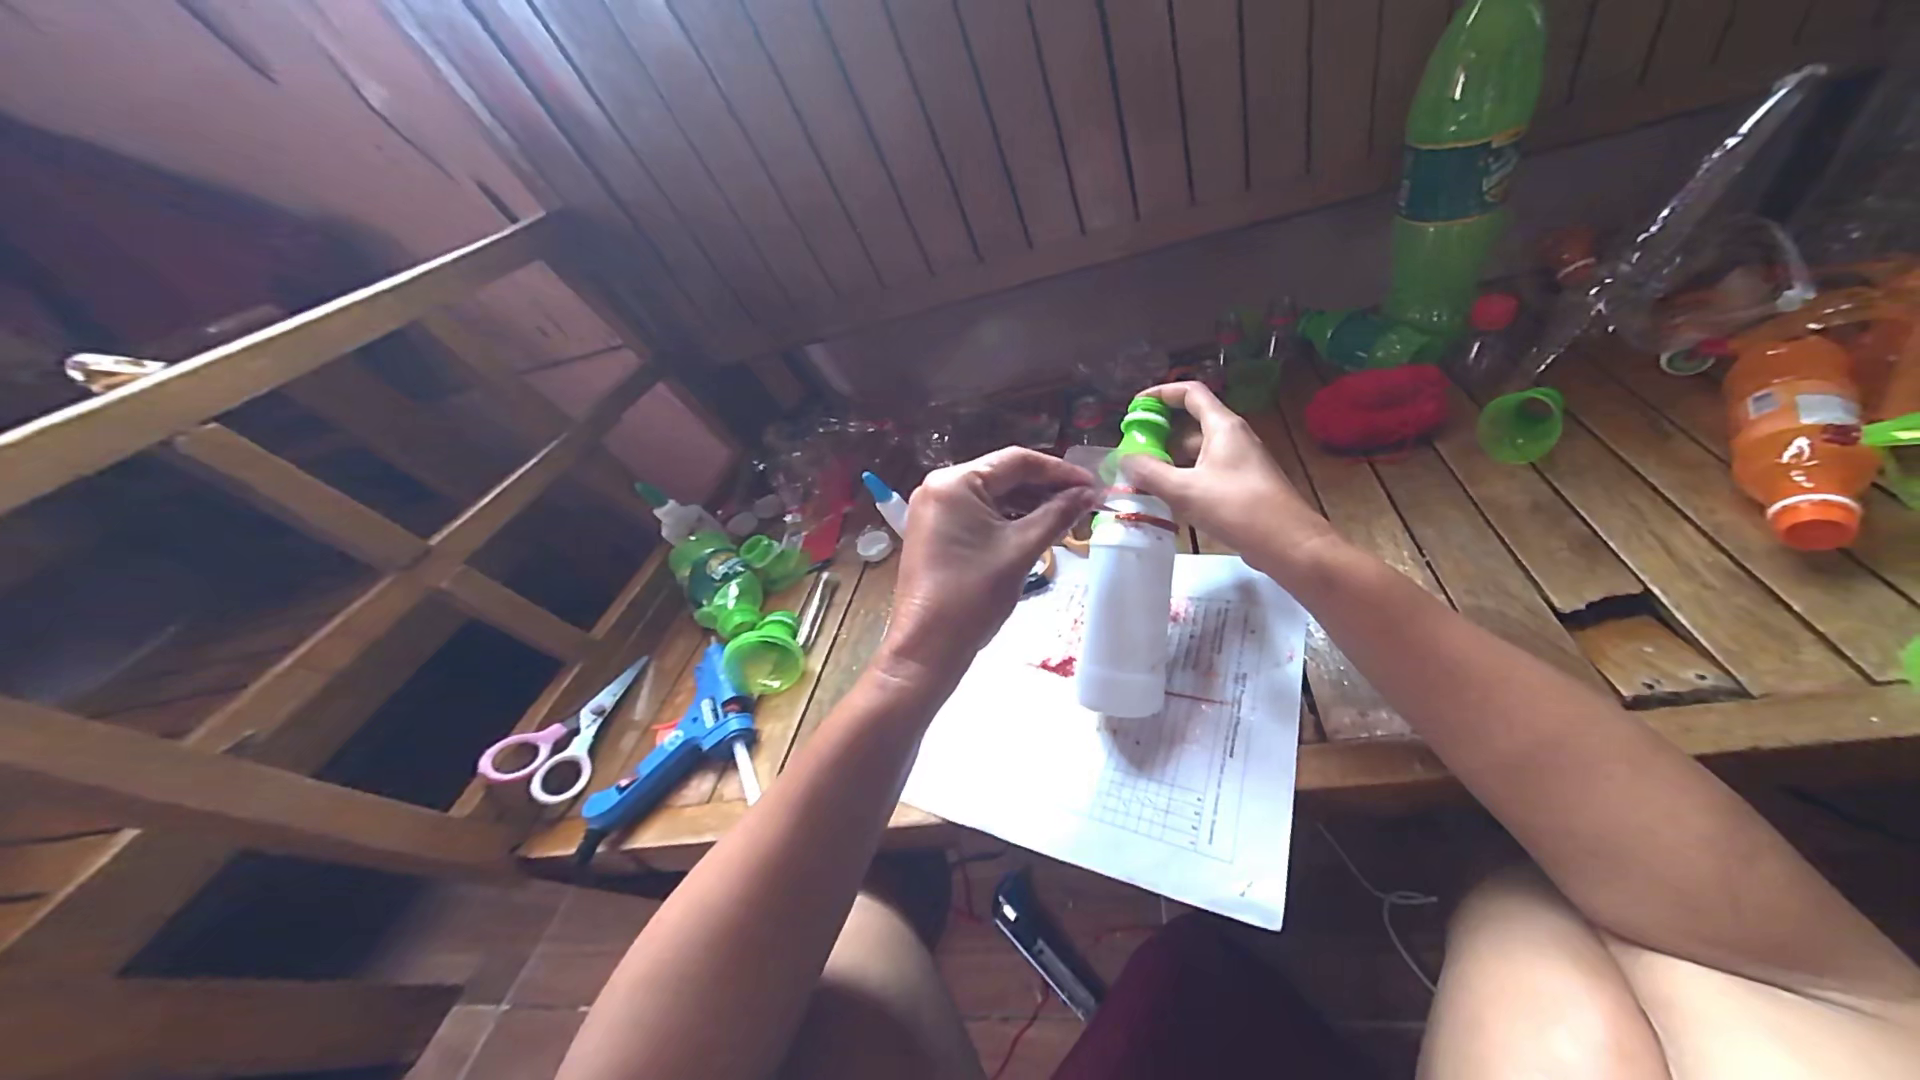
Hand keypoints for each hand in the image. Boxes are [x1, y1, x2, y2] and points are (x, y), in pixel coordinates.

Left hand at [877, 448, 1097, 686]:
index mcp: (955, 482)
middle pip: (1004, 476)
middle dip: (1046, 488)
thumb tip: (1089, 493)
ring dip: (1029, 505)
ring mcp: (934, 509)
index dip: (1060, 471)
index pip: (1016, 461)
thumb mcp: (1022, 549)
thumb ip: (1058, 514)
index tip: (1093, 485)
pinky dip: (1008, 519)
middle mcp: (940, 487)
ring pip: (993, 496)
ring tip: (1068, 518)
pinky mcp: (936, 531)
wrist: (929, 646)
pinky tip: (1038, 529)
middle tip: (1085, 502)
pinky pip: (979, 514)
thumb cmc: (973, 594)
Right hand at [1119, 382, 1341, 581]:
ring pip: (1196, 451)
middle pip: (1190, 423)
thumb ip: (1149, 472)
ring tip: (1141, 476)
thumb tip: (1124, 458)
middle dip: (1159, 433)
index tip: (1135, 406)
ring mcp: (1238, 462)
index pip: (1190, 393)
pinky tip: (1166, 497)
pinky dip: (1183, 477)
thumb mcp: (1184, 489)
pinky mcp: (1240, 485)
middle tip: (1132, 449)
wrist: (1287, 542)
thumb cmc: (1237, 508)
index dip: (1161, 393)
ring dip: (1169, 459)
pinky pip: (1205, 472)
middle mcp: (1232, 438)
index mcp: (1222, 427)